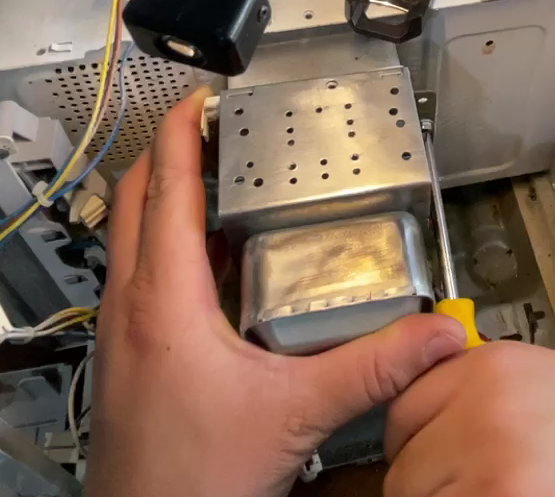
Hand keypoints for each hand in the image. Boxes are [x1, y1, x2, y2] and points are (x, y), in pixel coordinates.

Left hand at [88, 87, 467, 496]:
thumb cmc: (190, 483)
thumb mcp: (296, 414)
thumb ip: (372, 369)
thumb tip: (431, 337)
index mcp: (164, 298)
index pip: (168, 187)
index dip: (182, 132)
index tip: (199, 97)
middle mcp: (132, 303)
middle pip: (136, 197)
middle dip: (170, 150)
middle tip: (209, 125)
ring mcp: (123, 328)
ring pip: (131, 232)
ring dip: (165, 193)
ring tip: (215, 175)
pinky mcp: (128, 350)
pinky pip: (141, 271)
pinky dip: (169, 240)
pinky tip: (211, 260)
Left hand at [384, 340, 554, 496]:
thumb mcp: (529, 372)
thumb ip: (469, 382)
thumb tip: (415, 409)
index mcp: (487, 370)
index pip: (402, 410)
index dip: (411, 439)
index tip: (425, 453)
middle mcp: (484, 417)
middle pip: (406, 467)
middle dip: (426, 482)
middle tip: (458, 483)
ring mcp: (494, 477)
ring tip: (487, 491)